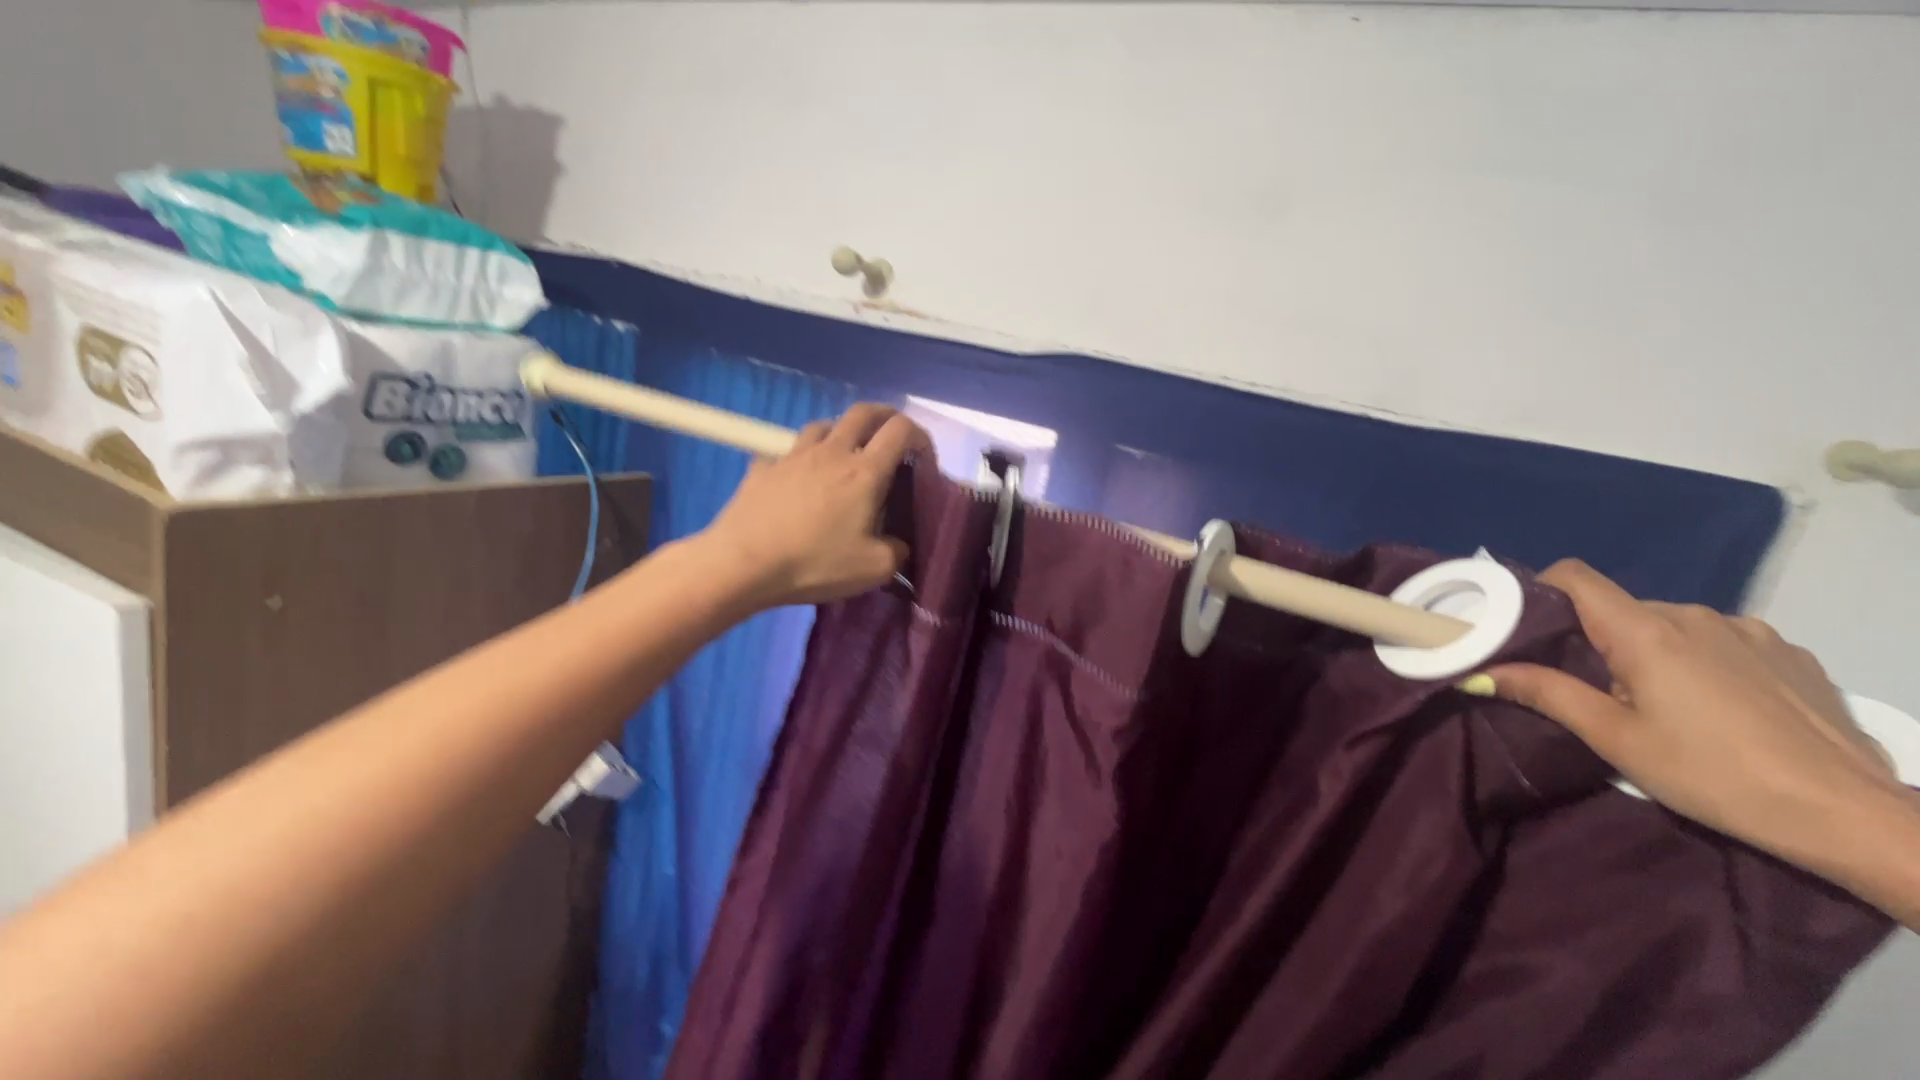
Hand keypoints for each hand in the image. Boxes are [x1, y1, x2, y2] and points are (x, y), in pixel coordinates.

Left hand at [698, 404, 932, 609]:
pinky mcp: (763, 467)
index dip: (920, 435)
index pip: (901, 430)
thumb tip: (898, 545)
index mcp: (865, 472)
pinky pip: (788, 452)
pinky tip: (798, 478)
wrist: (742, 564)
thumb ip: (896, 553)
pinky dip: (801, 458)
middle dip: (885, 417)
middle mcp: (832, 452)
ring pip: (825, 425)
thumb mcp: (872, 569)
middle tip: (892, 437)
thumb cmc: (814, 563)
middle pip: (864, 412)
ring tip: (846, 453)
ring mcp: (793, 455)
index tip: (924, 458)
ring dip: (842, 431)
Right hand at [1473, 560, 1901, 869]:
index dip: (1540, 589)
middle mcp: (1695, 614)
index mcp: (1646, 631)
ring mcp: (1749, 630)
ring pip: (1673, 626)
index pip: (1575, 576)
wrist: (1846, 812)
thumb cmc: (1712, 774)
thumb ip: (1546, 694)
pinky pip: (1723, 641)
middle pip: (1622, 608)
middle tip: (1596, 692)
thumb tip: (1477, 671)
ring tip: (1665, 708)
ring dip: (1654, 653)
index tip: (1526, 625)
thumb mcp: (1615, 739)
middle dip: (1598, 639)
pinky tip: (1720, 710)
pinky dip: (1703, 663)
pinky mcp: (1790, 652)